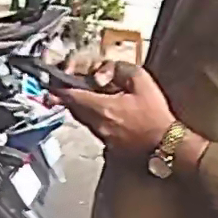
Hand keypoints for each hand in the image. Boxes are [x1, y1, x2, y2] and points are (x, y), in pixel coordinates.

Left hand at [56, 62, 177, 155]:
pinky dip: (95, 120)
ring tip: (86, 98)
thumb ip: (118, 69)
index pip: (72, 96)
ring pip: (84, 120)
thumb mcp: (140, 81)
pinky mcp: (112, 149)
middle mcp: (99, 125)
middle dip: (68, 97)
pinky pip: (96, 130)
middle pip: (74, 109)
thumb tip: (101, 73)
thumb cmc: (156, 116)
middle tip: (63, 88)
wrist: (167, 146)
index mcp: (103, 107)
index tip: (49, 84)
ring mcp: (104, 139)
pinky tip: (104, 114)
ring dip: (82, 108)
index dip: (58, 88)